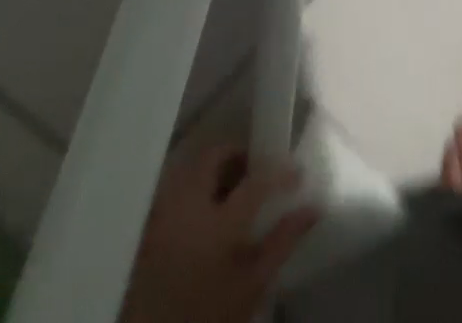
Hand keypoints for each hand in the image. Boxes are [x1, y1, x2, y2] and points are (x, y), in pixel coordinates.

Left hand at [121, 144, 319, 322]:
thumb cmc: (211, 311)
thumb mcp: (253, 284)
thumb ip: (283, 241)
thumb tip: (313, 209)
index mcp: (217, 224)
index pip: (255, 181)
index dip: (280, 171)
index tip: (298, 172)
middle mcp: (186, 206)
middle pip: (213, 157)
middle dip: (240, 154)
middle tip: (259, 168)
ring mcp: (162, 211)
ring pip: (190, 166)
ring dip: (216, 166)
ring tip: (235, 185)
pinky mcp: (149, 221)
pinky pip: (174, 184)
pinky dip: (195, 182)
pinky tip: (208, 204)